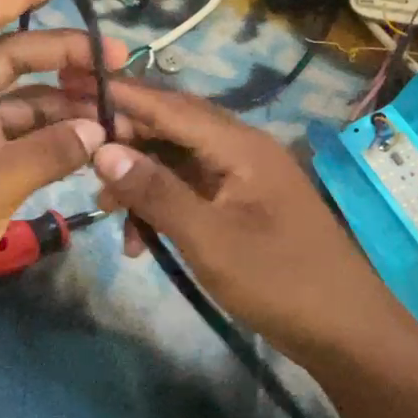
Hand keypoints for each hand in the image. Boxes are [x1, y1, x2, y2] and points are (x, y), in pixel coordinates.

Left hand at [0, 0, 126, 324]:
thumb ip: (49, 151)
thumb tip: (99, 132)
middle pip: (14, 56)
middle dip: (64, 54)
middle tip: (119, 63)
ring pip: (26, 98)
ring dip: (66, 100)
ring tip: (113, 109)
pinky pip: (27, 135)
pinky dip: (57, 135)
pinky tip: (92, 141)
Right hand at [91, 82, 417, 358]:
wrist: (347, 334)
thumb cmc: (280, 282)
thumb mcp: (208, 239)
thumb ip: (155, 192)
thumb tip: (103, 149)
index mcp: (240, 146)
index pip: (169, 106)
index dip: (119, 95)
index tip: (70, 83)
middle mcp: (242, 151)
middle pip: (171, 127)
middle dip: (124, 140)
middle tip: (77, 156)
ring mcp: (244, 180)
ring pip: (177, 162)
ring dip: (139, 180)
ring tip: (105, 210)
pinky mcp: (242, 207)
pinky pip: (190, 191)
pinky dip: (160, 207)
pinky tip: (140, 241)